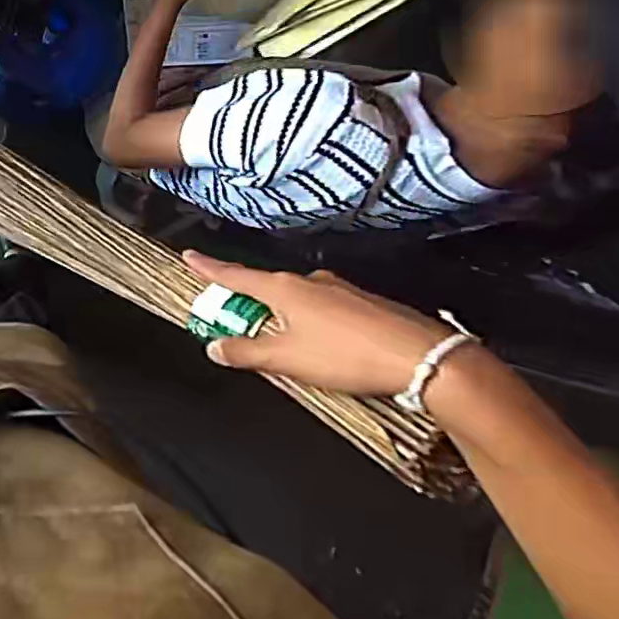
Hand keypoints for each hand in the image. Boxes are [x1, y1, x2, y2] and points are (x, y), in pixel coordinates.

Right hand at [182, 250, 454, 395]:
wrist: (430, 361)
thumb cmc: (349, 355)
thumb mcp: (286, 360)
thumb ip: (245, 352)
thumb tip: (215, 347)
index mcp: (282, 289)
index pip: (233, 275)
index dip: (207, 268)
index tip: (189, 257)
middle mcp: (308, 282)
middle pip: (264, 285)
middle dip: (247, 298)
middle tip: (235, 313)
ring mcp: (340, 290)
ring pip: (297, 297)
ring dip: (282, 311)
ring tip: (283, 337)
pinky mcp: (366, 304)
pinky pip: (325, 306)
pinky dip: (312, 319)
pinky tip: (324, 342)